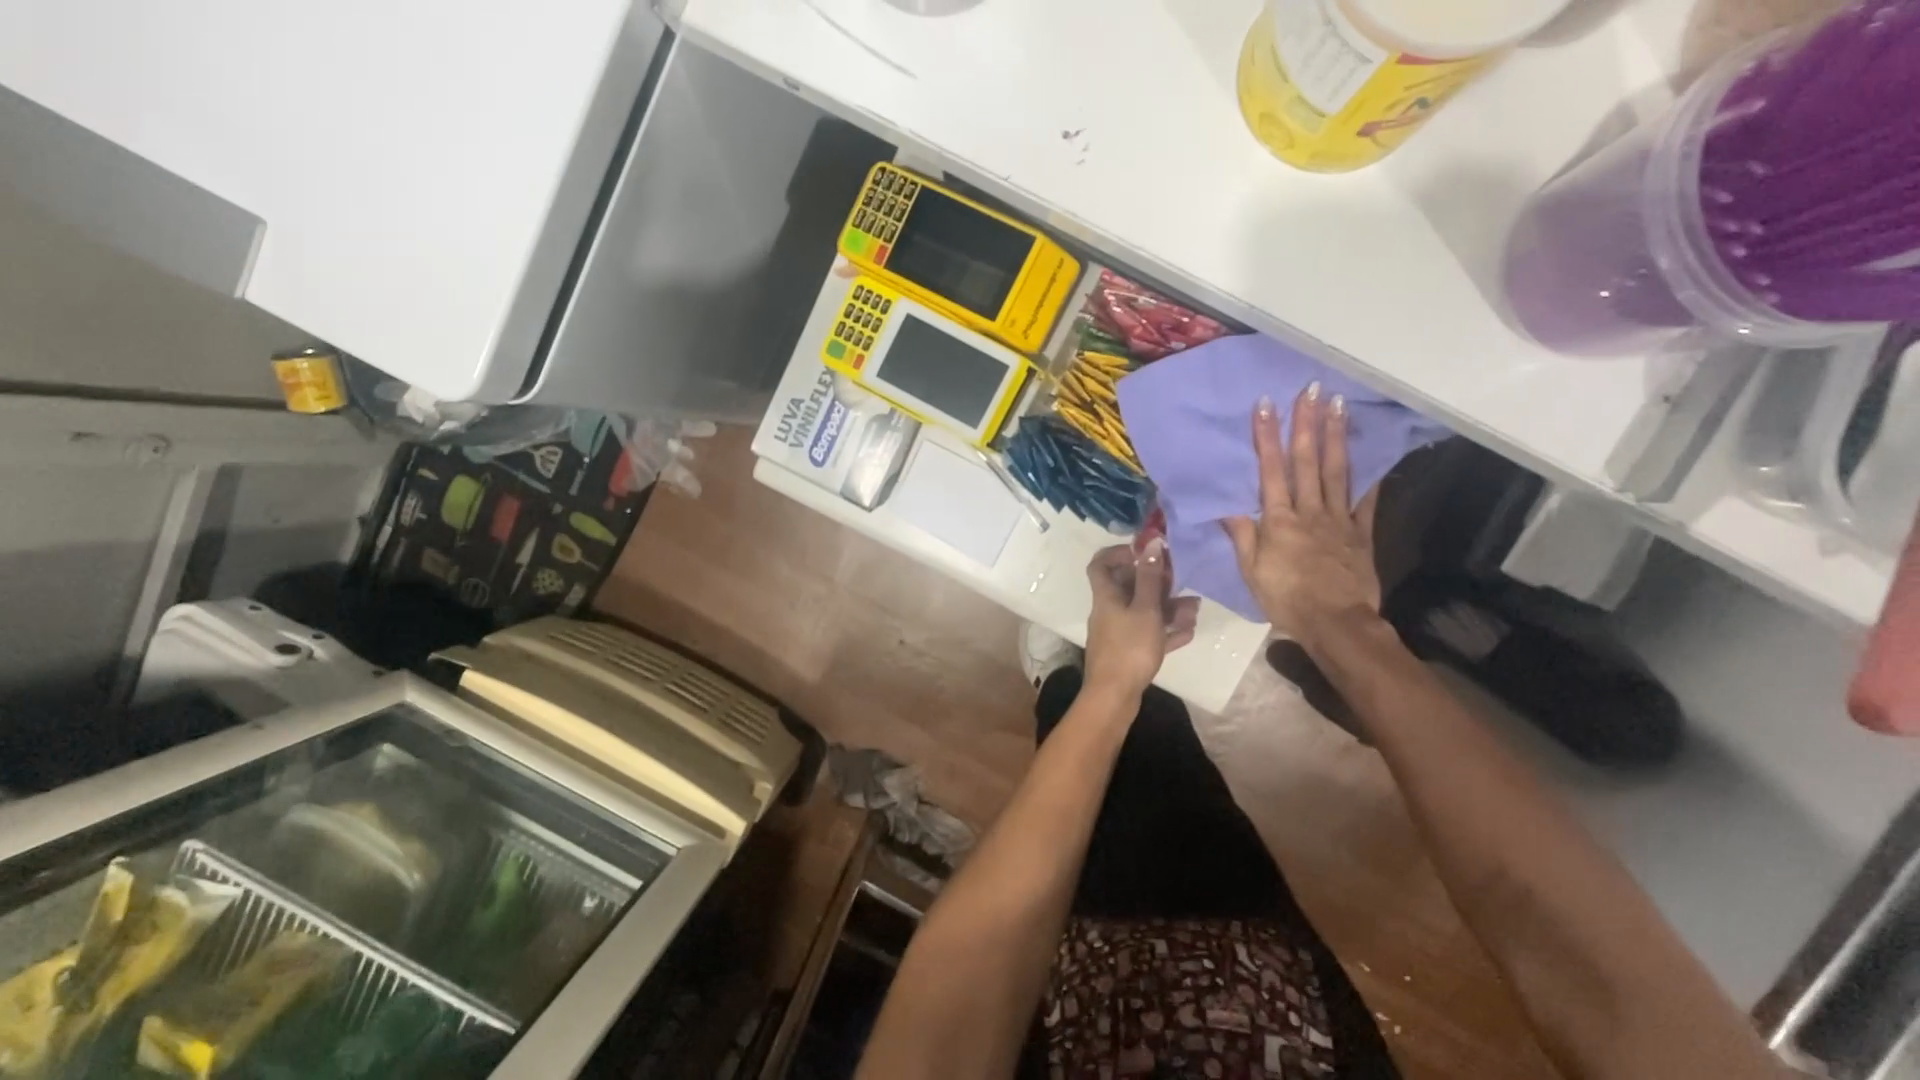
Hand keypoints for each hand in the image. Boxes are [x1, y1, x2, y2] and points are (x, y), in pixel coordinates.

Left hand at [1083, 541, 1200, 698]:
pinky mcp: (1128, 652)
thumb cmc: (1129, 648)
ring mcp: (1118, 632)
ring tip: (1192, 612)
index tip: (1146, 551)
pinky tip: (1187, 633)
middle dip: (1158, 583)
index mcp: (1106, 595)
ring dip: (1168, 608)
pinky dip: (1165, 631)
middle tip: (1181, 584)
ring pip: (1143, 611)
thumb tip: (1151, 541)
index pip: (1101, 563)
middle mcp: (1109, 610)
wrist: (1114, 696)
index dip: (1120, 552)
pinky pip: (1148, 634)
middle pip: (1130, 586)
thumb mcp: (1145, 608)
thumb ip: (1150, 576)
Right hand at [1222, 386, 1382, 650]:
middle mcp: (1309, 511)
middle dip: (1306, 423)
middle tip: (1310, 389)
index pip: (1271, 470)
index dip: (1267, 437)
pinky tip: (1371, 455)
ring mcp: (1339, 520)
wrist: (1336, 624)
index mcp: (1279, 521)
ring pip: (1337, 471)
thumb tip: (1226, 505)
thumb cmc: (1287, 600)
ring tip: (1338, 405)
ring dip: (1336, 436)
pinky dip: (1369, 478)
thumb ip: (1242, 536)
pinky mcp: (1361, 534)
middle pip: (1307, 461)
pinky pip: (1365, 501)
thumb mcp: (1252, 572)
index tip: (1266, 405)